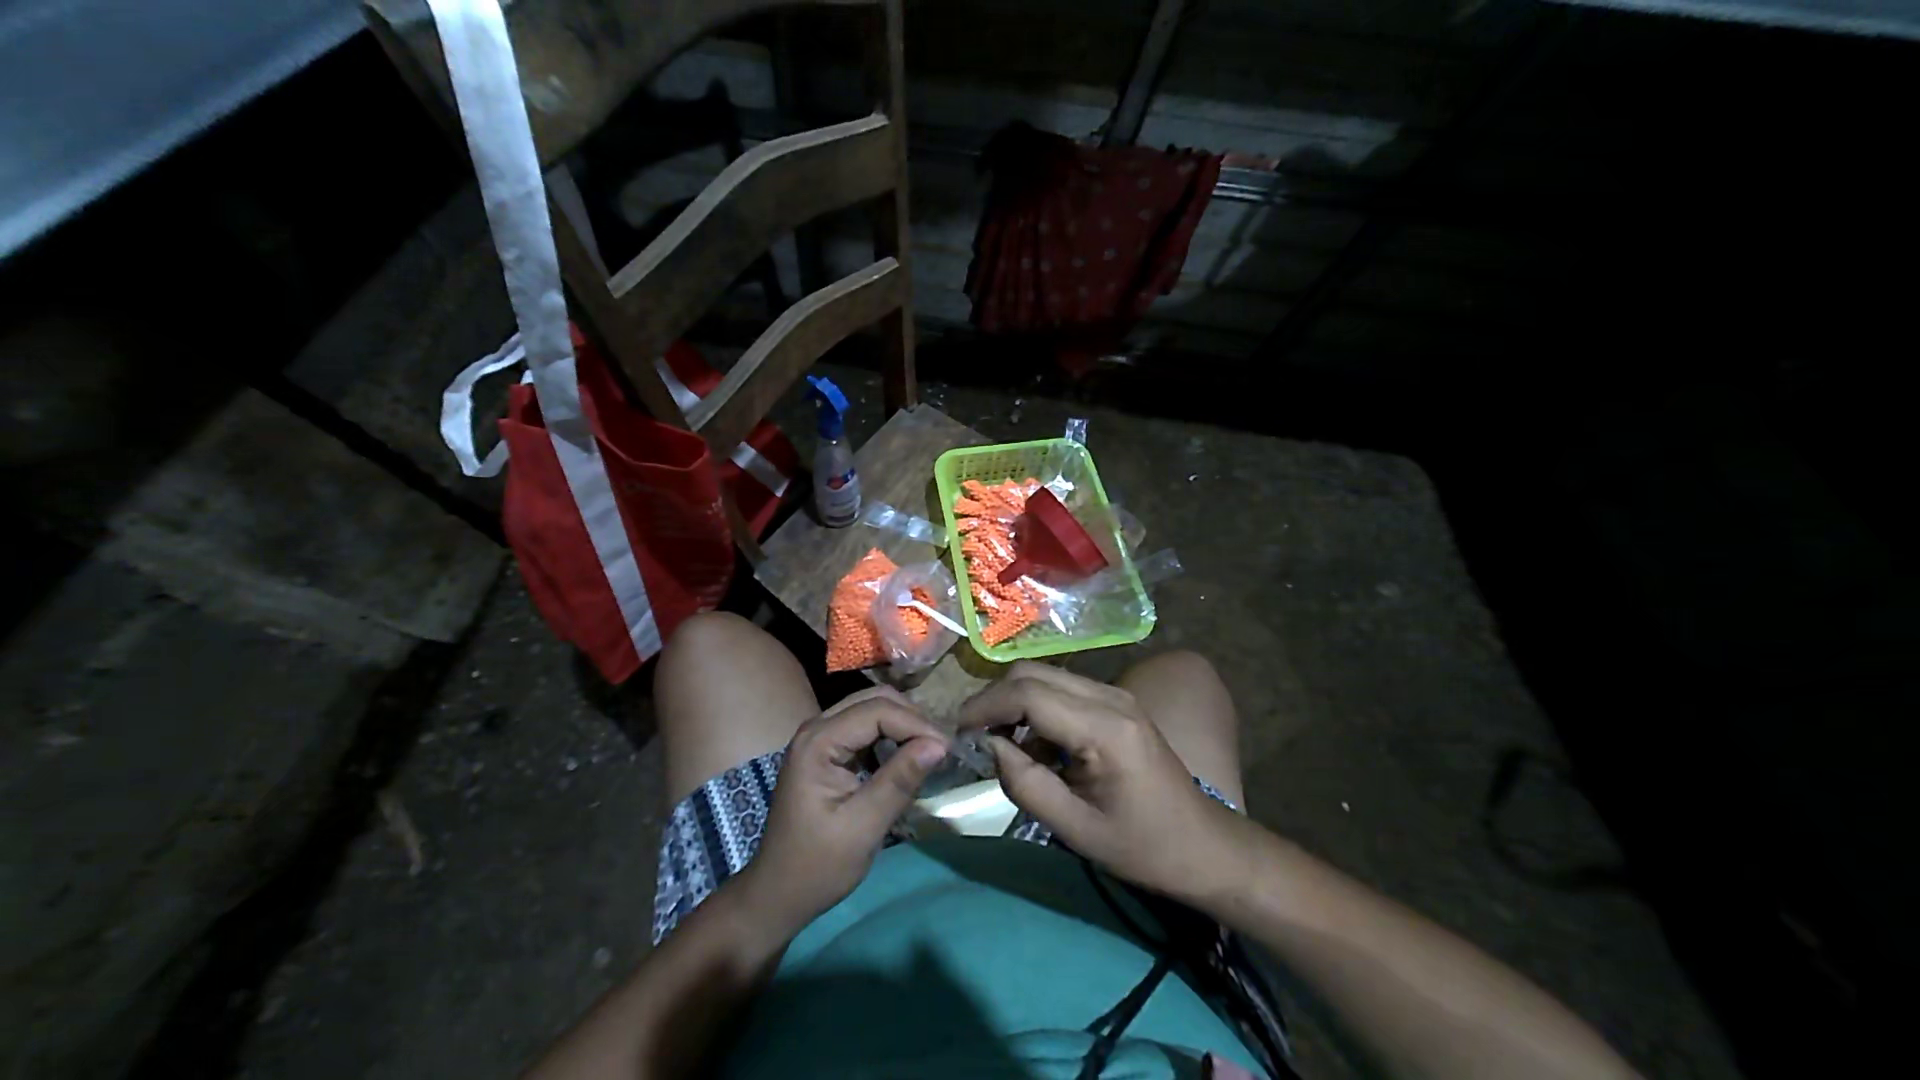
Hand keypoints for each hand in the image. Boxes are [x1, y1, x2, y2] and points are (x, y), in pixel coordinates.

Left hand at [735, 687, 948, 929]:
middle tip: (941, 749)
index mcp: (818, 742)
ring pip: (871, 708)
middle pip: (874, 700)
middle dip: (912, 719)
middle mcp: (816, 728)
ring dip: (903, 725)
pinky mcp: (827, 750)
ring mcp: (819, 737)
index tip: (947, 750)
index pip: (877, 710)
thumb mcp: (864, 826)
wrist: (779, 892)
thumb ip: (900, 780)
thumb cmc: (818, 865)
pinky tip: (907, 757)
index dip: (916, 725)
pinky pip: (865, 727)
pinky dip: (891, 735)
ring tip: (930, 752)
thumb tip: (940, 745)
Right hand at [962, 662, 1247, 902]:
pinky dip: (1037, 708)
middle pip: (1032, 672)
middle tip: (974, 739)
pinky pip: (1063, 689)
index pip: (1028, 693)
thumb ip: (1024, 783)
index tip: (958, 733)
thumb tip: (987, 747)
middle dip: (995, 699)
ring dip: (1015, 703)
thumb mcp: (1075, 828)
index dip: (985, 707)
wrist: (1203, 845)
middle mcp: (1111, 696)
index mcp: (1104, 728)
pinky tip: (1036, 747)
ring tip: (1002, 747)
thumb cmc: (1142, 846)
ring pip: (1046, 676)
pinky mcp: (1117, 701)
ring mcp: (1116, 694)